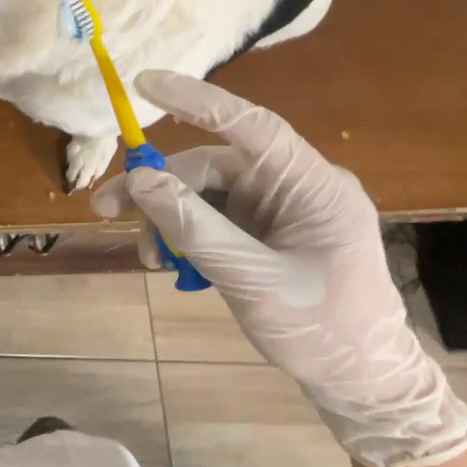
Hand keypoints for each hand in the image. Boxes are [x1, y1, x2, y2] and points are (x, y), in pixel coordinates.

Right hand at [92, 71, 466, 466]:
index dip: (197, 100)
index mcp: (314, 187)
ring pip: (202, 193)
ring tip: (147, 259)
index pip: (251, 126)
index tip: (145, 83)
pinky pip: (209, 217)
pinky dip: (181, 235)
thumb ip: (196, 228)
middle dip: (156, 188)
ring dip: (165, 219)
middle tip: (105, 210)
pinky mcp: (262, 230)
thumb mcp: (253, 281)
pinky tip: (169, 263)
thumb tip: (140, 181)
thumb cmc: (322, 332)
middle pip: (210, 168)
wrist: (360, 383)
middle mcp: (294, 187)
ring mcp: (277, 209)